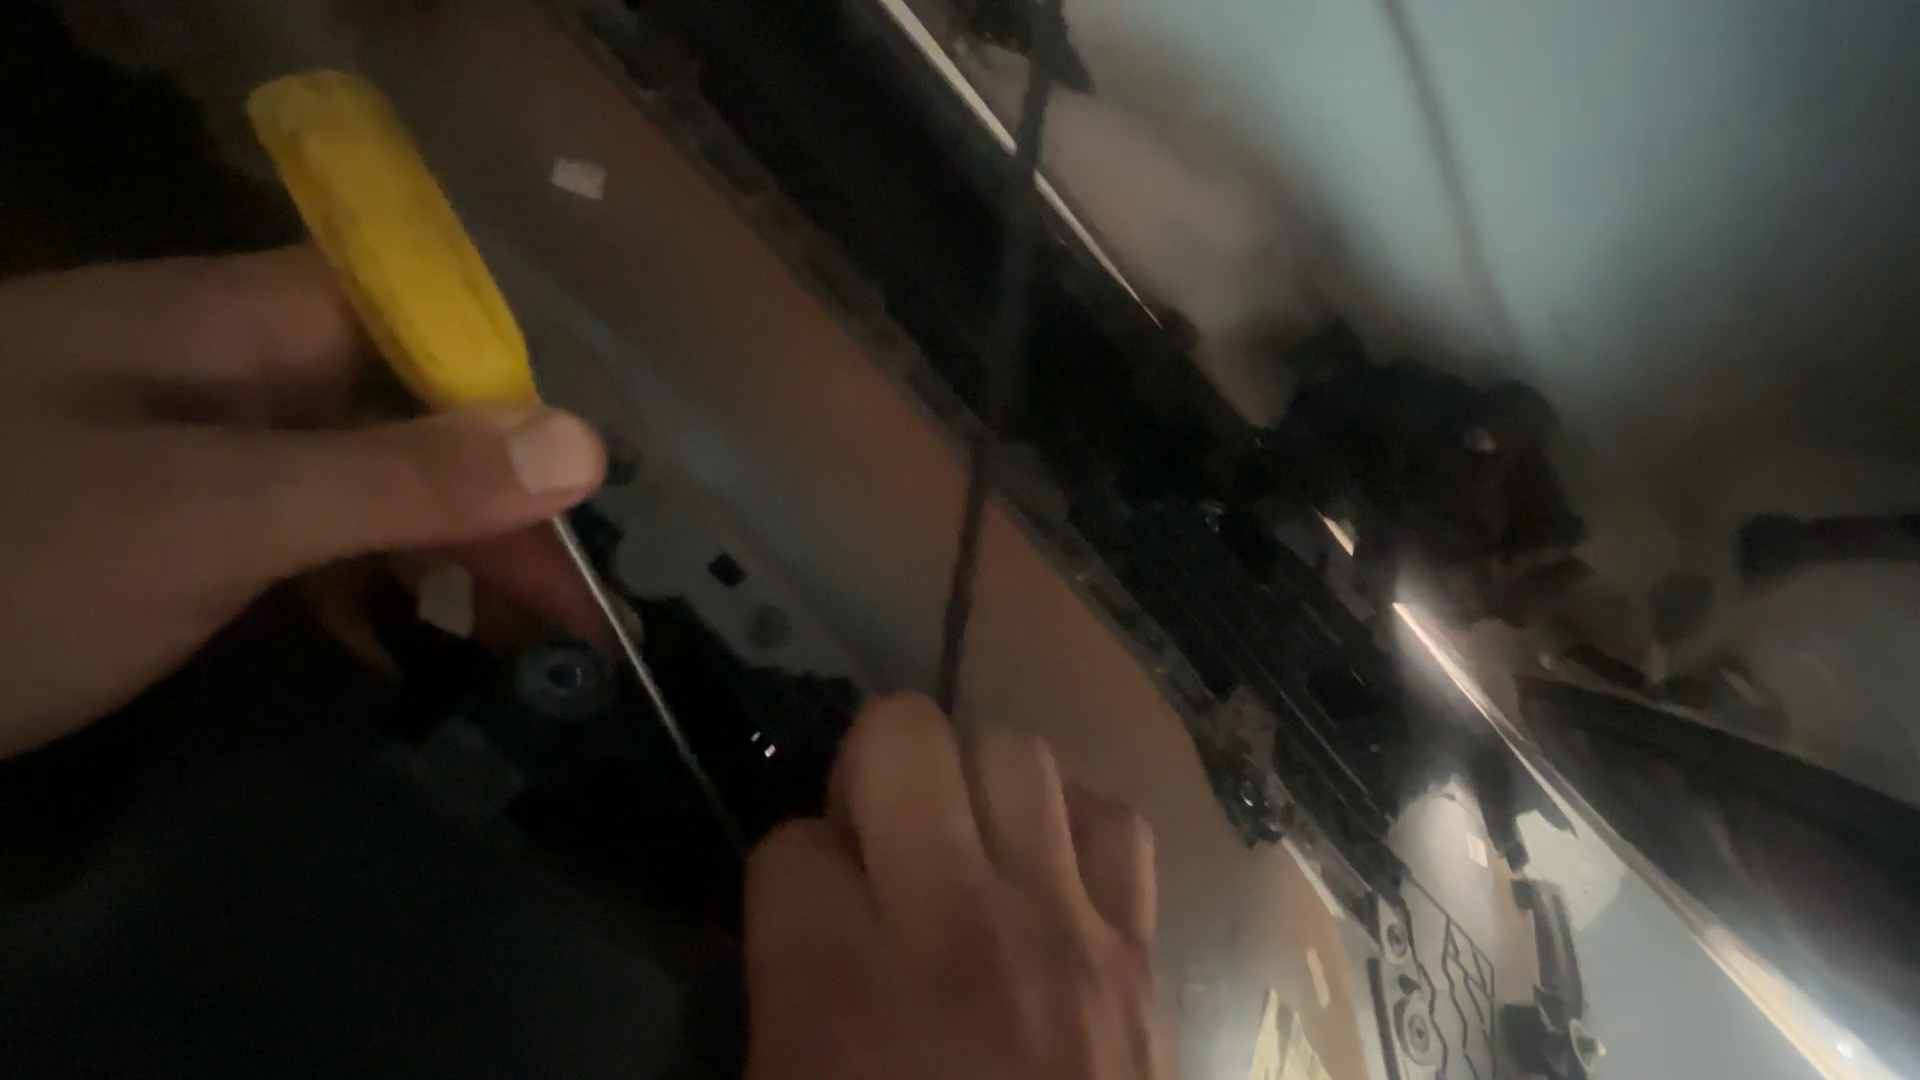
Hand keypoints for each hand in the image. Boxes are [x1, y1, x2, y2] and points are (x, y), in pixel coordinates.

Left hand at [0, 247, 606, 757]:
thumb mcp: (212, 516)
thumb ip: (407, 476)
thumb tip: (587, 447)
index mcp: (249, 327)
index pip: (435, 331)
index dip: (518, 407)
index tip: (576, 504)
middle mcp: (248, 375)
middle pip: (425, 424)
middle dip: (508, 516)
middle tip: (580, 618)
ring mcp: (220, 454)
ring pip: (387, 490)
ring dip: (464, 563)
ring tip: (534, 641)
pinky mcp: (192, 527)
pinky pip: (327, 543)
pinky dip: (382, 595)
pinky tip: (413, 647)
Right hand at [744, 695, 1168, 1078]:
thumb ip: (782, 992)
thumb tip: (812, 901)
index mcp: (842, 1001)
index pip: (788, 844)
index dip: (788, 873)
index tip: (806, 913)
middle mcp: (960, 933)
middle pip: (907, 738)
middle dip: (871, 766)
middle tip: (875, 834)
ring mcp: (1068, 933)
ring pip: (1015, 754)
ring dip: (970, 781)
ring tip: (959, 839)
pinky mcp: (1142, 956)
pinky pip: (1116, 826)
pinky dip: (1074, 826)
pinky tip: (1046, 868)